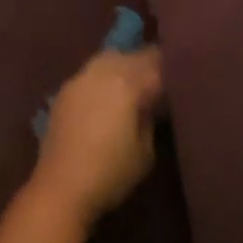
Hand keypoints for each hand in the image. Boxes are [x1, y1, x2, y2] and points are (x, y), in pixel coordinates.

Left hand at [31, 47, 163, 220]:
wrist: (61, 188)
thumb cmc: (111, 172)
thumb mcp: (146, 150)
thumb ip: (149, 116)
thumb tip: (149, 100)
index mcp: (126, 82)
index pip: (155, 61)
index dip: (171, 67)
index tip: (181, 76)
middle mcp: (101, 72)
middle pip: (130, 55)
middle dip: (146, 63)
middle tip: (159, 80)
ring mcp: (79, 79)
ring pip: (107, 59)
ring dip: (123, 66)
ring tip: (134, 85)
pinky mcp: (64, 92)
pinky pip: (90, 73)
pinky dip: (104, 77)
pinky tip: (109, 95)